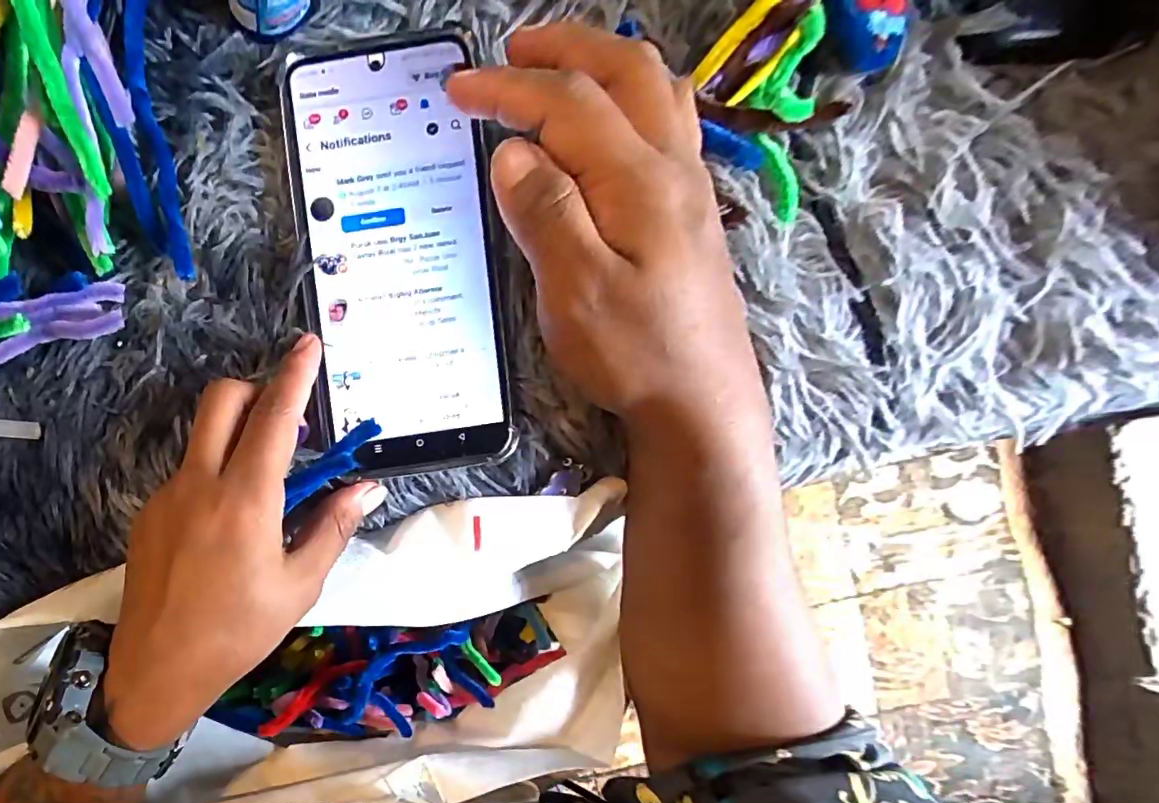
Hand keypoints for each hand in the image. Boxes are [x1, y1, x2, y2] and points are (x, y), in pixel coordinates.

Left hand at [103, 336, 386, 750]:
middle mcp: (199, 484)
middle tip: (283, 421)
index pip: (273, 418)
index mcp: (244, 500)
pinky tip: (223, 524)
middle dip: (254, 391)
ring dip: (233, 437)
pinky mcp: (147, 513)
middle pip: (221, 401)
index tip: (307, 344)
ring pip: (201, 437)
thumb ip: (330, 528)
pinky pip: (185, 474)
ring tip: (259, 488)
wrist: (157, 667)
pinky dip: (211, 475)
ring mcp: (166, 496)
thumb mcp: (297, 586)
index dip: (294, 375)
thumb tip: (365, 489)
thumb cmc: (238, 633)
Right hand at [446, 24, 766, 435]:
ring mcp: (685, 187)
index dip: (510, 89)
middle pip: (620, 75)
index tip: (461, 87)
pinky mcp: (687, 211)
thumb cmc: (633, 351)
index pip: (568, 108)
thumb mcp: (576, 291)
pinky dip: (629, 98)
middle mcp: (668, 168)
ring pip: (650, 91)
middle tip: (510, 51)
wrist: (698, 395)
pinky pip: (663, 124)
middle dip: (560, 52)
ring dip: (601, 63)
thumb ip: (546, 215)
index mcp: (636, 182)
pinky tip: (611, 119)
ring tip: (557, 66)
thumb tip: (512, 154)